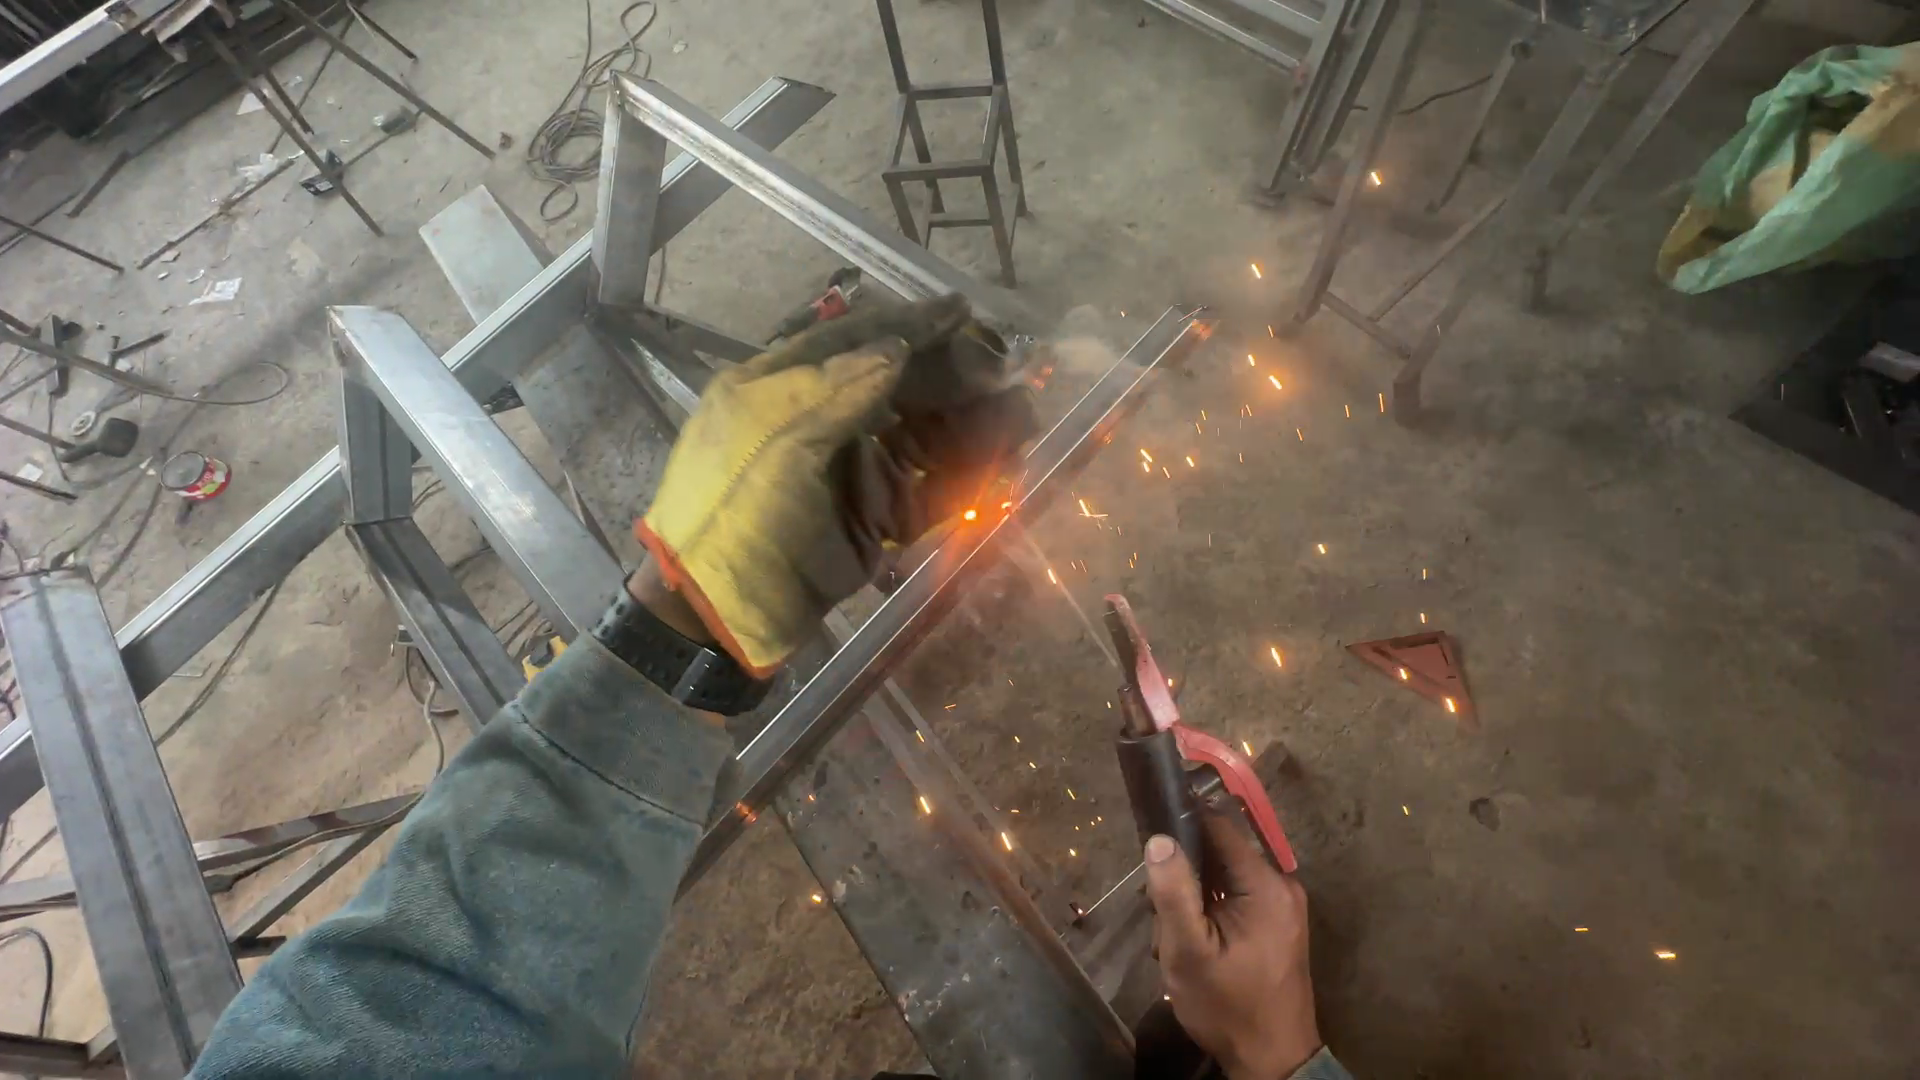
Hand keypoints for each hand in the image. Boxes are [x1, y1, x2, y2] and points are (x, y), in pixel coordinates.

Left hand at [636, 295, 1035, 674]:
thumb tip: (898, 347)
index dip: (910, 324)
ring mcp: (852, 469)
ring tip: (1024, 419)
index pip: (855, 339)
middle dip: (956, 377)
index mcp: (784, 387)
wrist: (721, 617)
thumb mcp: (776, 443)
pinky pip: (930, 490)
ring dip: (973, 427)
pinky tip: (1006, 467)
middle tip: (1007, 374)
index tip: (962, 312)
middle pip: (901, 385)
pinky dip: (967, 479)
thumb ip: (837, 390)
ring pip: (923, 436)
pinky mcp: (874, 515)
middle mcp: (823, 420)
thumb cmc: (736, 517)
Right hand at [1145, 814, 1321, 1079]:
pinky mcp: (1276, 921)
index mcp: (1267, 885)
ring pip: (1223, 874)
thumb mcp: (1189, 951)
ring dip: (1193, 893)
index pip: (1218, 826)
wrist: (1272, 1064)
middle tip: (1158, 909)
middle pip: (1219, 851)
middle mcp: (1281, 885)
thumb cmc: (1228, 1007)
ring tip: (1172, 931)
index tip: (1150, 839)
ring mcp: (1281, 904)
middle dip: (1184, 872)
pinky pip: (1234, 893)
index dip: (1182, 825)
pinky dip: (1209, 906)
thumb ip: (1173, 892)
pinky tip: (1192, 936)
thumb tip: (1159, 838)